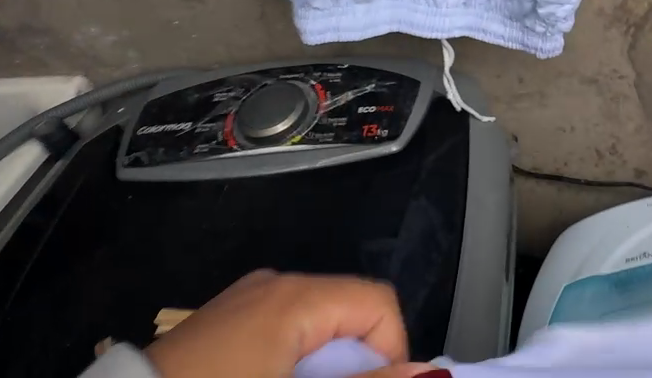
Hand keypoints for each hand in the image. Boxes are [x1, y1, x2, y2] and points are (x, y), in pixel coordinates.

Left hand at [144, 270, 439, 377]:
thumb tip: (433, 376)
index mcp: (297, 294)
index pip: (379, 304)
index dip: (392, 353)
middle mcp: (275, 283)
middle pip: (348, 314)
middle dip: (353, 365)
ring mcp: (243, 301)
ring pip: (314, 327)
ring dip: (323, 368)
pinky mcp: (218, 324)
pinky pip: (279, 334)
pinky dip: (290, 364)